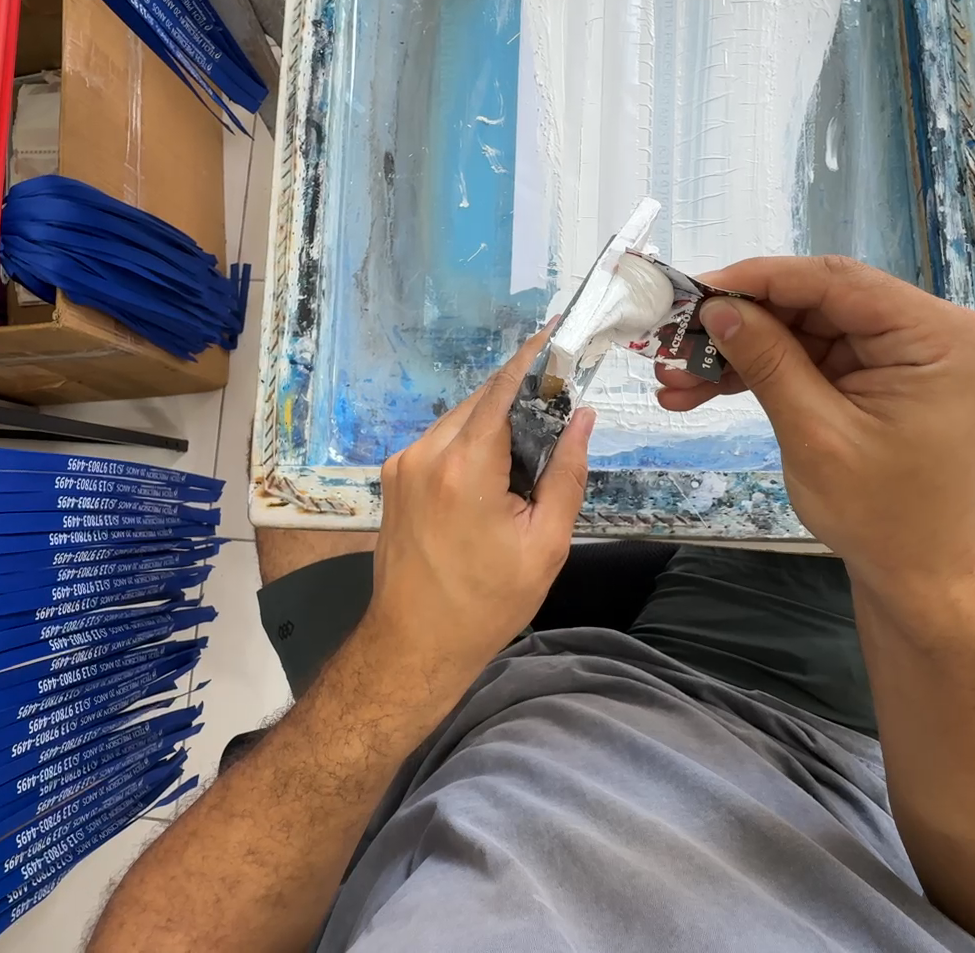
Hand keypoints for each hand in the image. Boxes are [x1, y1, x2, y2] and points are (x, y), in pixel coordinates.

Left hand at [364, 329, 595, 688]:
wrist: (414, 642)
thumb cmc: (487, 602)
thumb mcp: (546, 545)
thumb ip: (566, 474)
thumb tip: (581, 417)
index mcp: (465, 468)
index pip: (501, 391)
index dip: (531, 358)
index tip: (555, 333)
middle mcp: (425, 454)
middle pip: (479, 402)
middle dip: (518, 397)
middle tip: (556, 407)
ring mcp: (402, 464)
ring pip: (458, 419)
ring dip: (494, 422)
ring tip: (528, 451)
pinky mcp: (393, 476)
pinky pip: (440, 440)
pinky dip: (470, 441)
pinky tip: (493, 471)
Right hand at [656, 256, 974, 591]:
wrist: (912, 571)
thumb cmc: (878, 512)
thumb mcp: (815, 433)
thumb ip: (768, 361)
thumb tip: (716, 308)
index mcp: (936, 336)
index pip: (836, 282)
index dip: (759, 279)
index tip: (695, 290)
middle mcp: (924, 332)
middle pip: (813, 305)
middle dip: (739, 324)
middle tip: (674, 341)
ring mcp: (897, 354)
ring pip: (800, 332)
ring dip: (738, 354)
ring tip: (674, 379)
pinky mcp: (872, 376)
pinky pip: (807, 359)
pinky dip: (758, 374)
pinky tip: (703, 391)